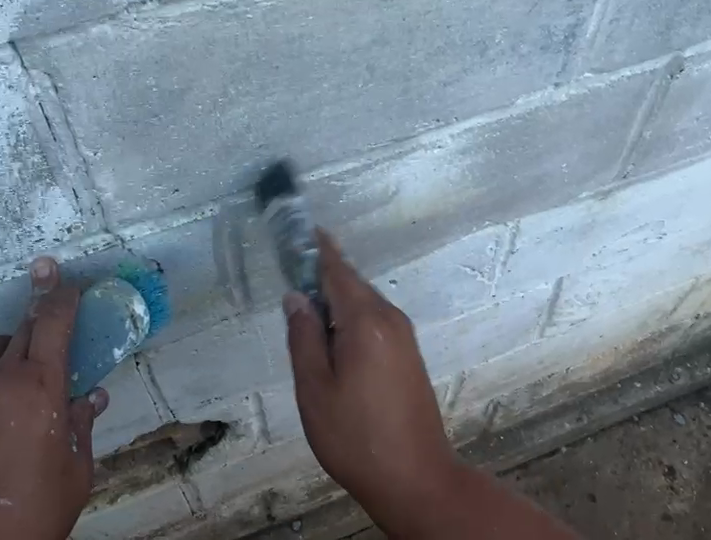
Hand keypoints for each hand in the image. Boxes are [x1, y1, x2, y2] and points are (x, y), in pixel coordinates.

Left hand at [0, 256, 107, 539]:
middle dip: (42, 321)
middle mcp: (3, 380)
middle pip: (24, 327)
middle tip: (56, 329)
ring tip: (22, 369)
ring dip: (11, 347)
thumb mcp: (76, 469)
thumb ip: (82, 425)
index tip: (68, 282)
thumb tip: (91, 398)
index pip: (53, 320)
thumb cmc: (36, 511)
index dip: (61, 295)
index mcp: (42, 386)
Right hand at [283, 231, 465, 524]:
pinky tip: (334, 337)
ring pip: (364, 302)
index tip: (302, 229)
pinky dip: (352, 316)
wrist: (418, 481)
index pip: (337, 270)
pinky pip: (375, 319)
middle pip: (351, 283)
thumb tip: (296, 297)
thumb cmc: (357, 437)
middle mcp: (389, 319)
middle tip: (292, 274)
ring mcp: (404, 337)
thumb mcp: (315, 390)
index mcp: (365, 321)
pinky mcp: (409, 355)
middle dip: (323, 274)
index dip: (318, 249)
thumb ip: (303, 338)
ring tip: (307, 309)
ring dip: (337, 298)